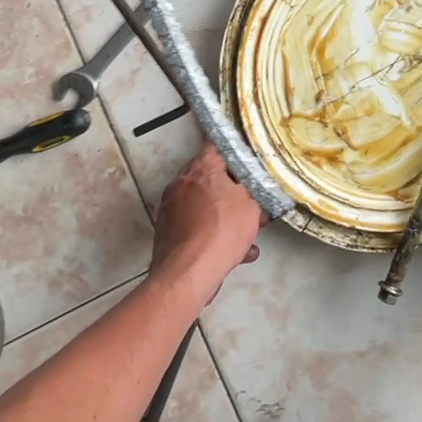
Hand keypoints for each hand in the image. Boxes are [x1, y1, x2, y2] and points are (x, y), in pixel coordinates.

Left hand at [151, 144, 261, 298]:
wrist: (188, 275)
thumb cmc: (222, 231)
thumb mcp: (252, 206)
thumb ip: (254, 191)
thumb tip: (251, 188)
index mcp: (201, 168)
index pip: (218, 146)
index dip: (236, 152)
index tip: (250, 161)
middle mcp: (181, 184)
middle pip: (210, 178)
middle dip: (232, 189)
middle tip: (251, 200)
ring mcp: (171, 209)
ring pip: (204, 206)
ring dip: (225, 216)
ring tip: (248, 234)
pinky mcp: (167, 233)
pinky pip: (197, 227)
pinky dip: (214, 235)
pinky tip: (238, 254)